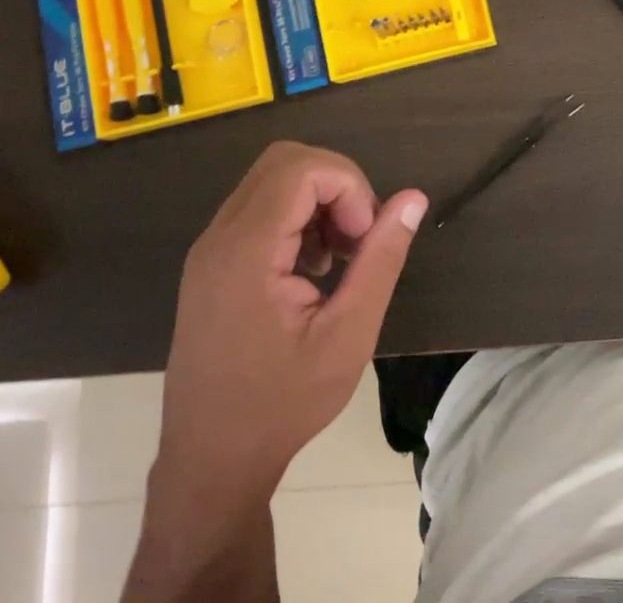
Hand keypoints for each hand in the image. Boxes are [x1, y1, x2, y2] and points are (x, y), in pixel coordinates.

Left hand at [153, 141, 425, 511]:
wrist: (212, 458)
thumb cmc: (283, 403)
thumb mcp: (348, 334)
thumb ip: (381, 259)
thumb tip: (413, 199)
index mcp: (246, 251)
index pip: (301, 168)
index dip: (350, 187)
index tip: (366, 240)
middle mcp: (219, 238)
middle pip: (284, 163)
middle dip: (337, 188)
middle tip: (359, 243)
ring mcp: (210, 251)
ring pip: (271, 185)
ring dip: (319, 206)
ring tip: (341, 264)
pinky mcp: (212, 266)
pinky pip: (259, 214)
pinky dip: (298, 223)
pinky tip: (315, 273)